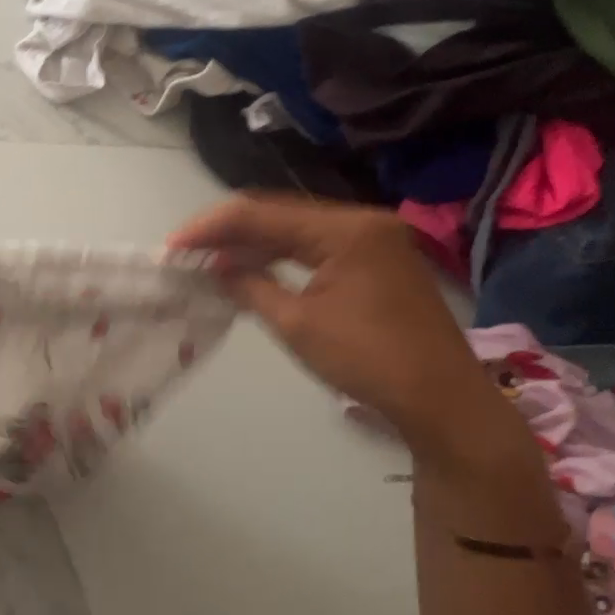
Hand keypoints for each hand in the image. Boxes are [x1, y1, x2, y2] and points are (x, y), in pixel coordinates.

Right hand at [168, 193, 519, 472]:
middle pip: (278, 214)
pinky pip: (315, 246)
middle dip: (227, 231)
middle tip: (184, 251)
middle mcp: (362, 223)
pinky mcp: (376, 261)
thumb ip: (250, 285)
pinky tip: (250, 266)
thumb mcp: (295, 323)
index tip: (172, 246)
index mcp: (346, 229)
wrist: (441, 401)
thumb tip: (217, 268)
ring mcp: (374, 241)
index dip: (210, 227)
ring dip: (251, 243)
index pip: (261, 213)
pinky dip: (280, 255)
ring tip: (208, 258)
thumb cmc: (367, 359)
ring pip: (295, 229)